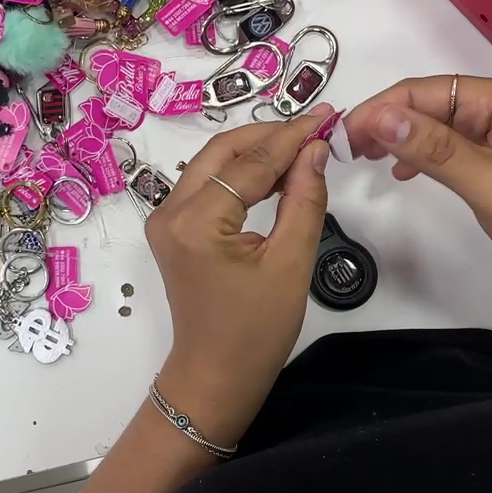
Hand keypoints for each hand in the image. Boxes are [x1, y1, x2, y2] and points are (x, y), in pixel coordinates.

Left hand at [144, 107, 332, 446]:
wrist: (215, 376)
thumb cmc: (256, 332)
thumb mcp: (291, 264)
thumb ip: (304, 200)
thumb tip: (316, 150)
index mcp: (196, 222)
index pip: (250, 164)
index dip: (292, 137)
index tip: (327, 116)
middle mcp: (170, 211)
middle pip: (222, 152)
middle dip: (270, 136)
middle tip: (316, 127)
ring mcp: (165, 219)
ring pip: (212, 164)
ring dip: (255, 152)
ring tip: (302, 146)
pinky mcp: (171, 228)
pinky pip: (207, 185)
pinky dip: (240, 174)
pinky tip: (275, 173)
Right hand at [342, 76, 491, 298]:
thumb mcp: (488, 185)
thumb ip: (434, 148)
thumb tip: (379, 117)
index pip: (426, 91)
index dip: (381, 108)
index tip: (343, 136)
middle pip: (426, 104)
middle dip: (385, 121)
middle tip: (346, 150)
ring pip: (431, 125)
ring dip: (396, 137)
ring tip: (363, 158)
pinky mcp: (491, 164)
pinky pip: (443, 147)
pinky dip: (416, 156)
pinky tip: (400, 173)